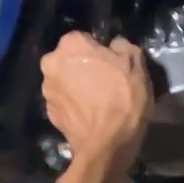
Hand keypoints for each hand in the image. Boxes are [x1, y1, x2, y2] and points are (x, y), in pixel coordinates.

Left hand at [40, 32, 151, 164]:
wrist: (107, 144)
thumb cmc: (123, 98)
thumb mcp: (136, 64)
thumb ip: (123, 46)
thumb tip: (114, 45)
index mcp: (70, 45)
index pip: (84, 38)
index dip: (99, 50)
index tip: (112, 63)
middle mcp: (51, 63)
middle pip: (69, 59)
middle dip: (83, 66)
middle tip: (105, 81)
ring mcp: (47, 90)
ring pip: (64, 80)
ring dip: (77, 85)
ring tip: (97, 101)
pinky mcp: (49, 113)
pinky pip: (64, 101)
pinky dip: (74, 104)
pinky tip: (90, 114)